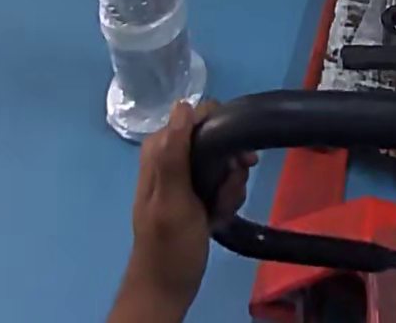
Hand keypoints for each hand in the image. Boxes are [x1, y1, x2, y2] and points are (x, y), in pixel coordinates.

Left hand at [114, 101, 254, 320]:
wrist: (167, 291)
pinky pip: (222, 179)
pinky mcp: (196, 191)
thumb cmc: (169, 247)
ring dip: (230, 186)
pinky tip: (220, 216)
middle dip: (229, 167)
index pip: (198, 116)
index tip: (236, 160)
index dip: (222, 132)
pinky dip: (227, 196)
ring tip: (221, 210)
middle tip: (228, 191)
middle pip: (216, 138)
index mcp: (159, 150)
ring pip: (223, 160)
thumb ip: (175, 154)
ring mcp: (183, 174)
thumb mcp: (172, 200)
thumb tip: (183, 104)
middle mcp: (170, 155)